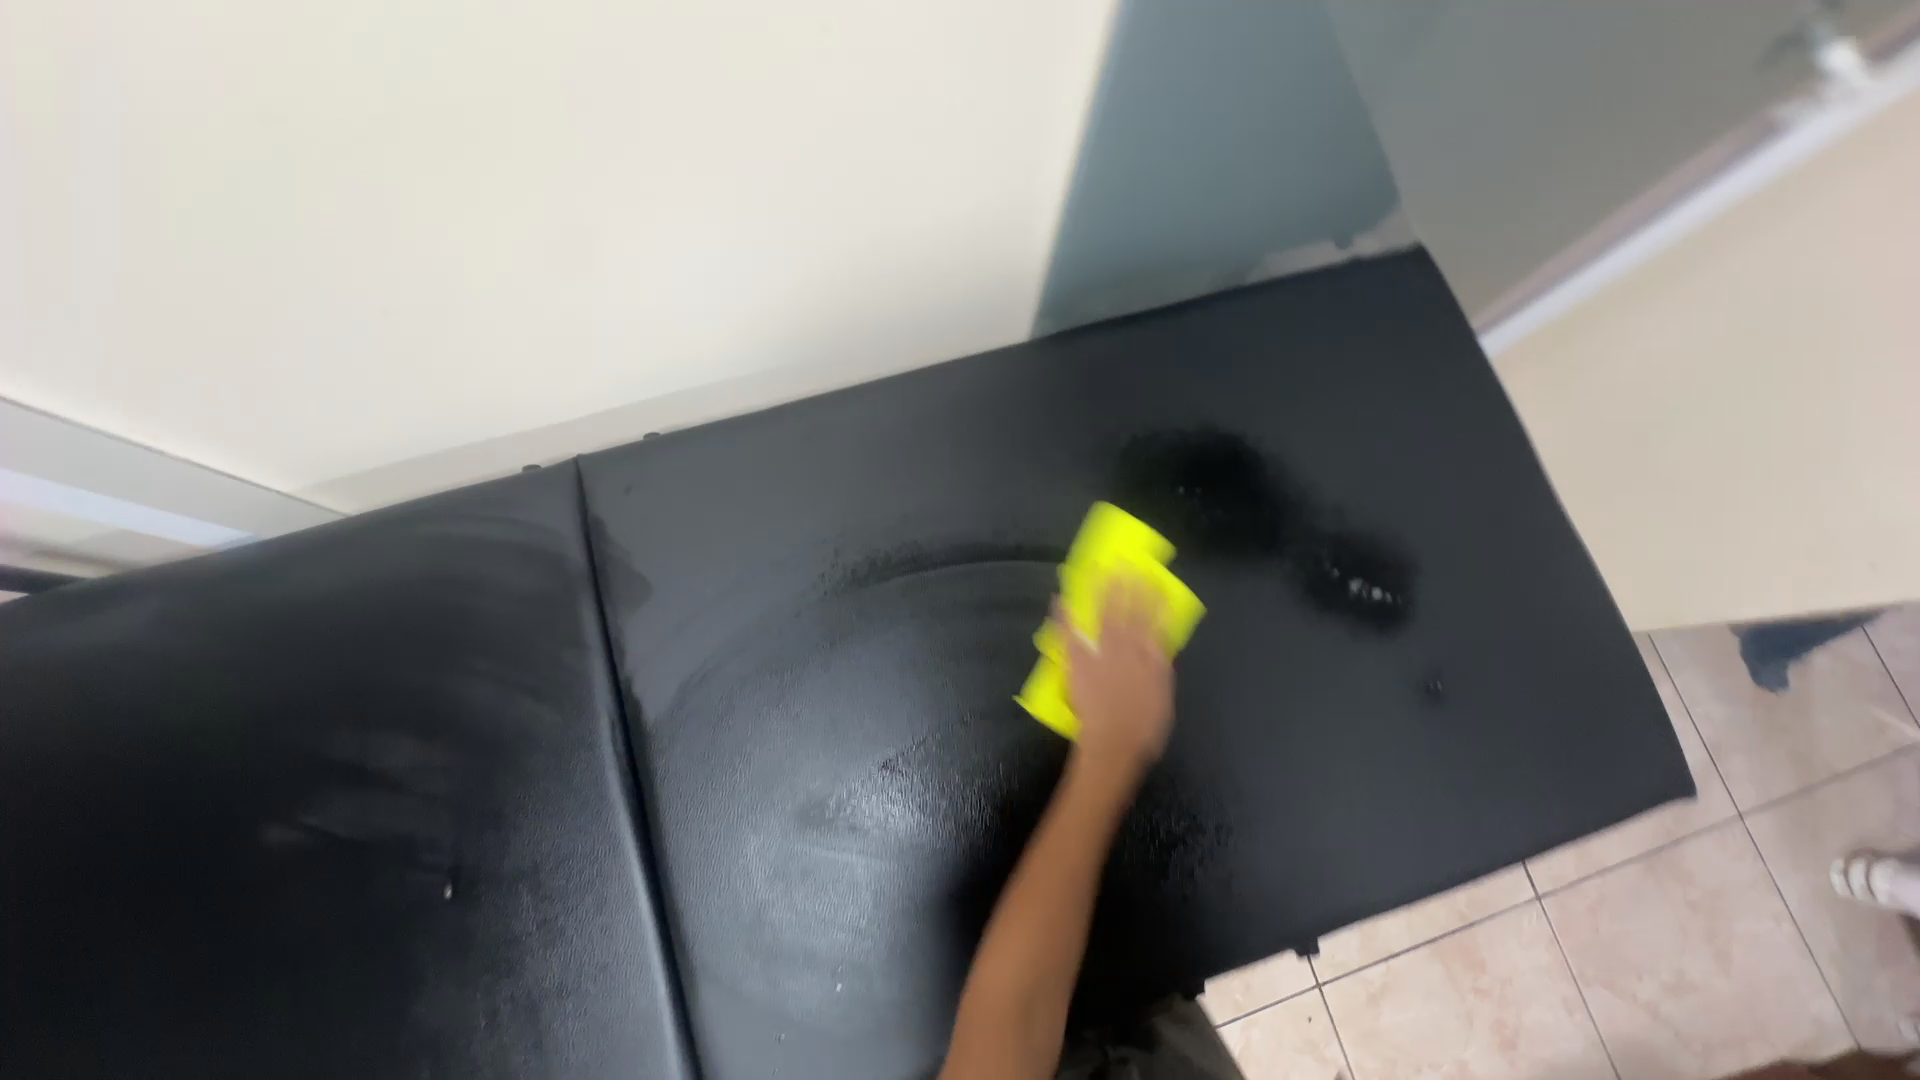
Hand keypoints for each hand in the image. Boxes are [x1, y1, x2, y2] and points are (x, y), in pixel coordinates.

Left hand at [1053, 574, 1174, 779]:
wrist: (1114, 745)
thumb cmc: (1144, 728)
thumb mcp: (1163, 696)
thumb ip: (1161, 667)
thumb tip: (1161, 645)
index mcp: (1150, 656)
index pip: (1153, 619)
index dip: (1152, 596)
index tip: (1151, 577)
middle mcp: (1126, 649)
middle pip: (1127, 610)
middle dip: (1125, 584)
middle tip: (1123, 562)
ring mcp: (1099, 654)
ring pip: (1101, 615)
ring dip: (1100, 590)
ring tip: (1099, 569)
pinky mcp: (1077, 662)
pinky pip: (1068, 634)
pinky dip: (1063, 615)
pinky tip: (1058, 599)